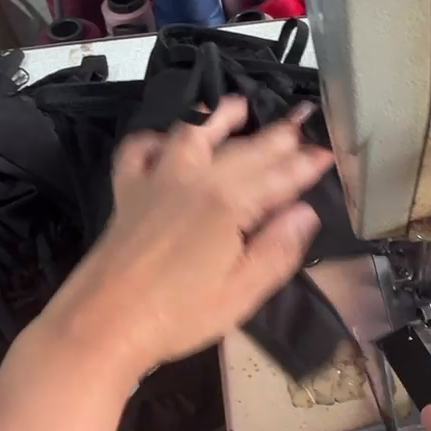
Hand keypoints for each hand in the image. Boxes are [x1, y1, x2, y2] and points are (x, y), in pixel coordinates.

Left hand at [40, 95, 334, 372]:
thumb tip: (305, 213)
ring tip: (239, 106)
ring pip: (192, 135)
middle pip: (243, 150)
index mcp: (228, 204)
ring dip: (218, 117)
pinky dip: (156, 139)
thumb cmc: (179, 316)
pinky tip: (168, 139)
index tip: (327, 153)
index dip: (305, 165)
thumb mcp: (242, 292)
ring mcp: (156, 181)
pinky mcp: (127, 192)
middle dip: (277, 136)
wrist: (103, 324)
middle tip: (301, 121)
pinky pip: (139, 150)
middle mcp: (194, 180)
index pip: (278, 177)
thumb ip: (277, 249)